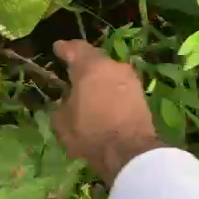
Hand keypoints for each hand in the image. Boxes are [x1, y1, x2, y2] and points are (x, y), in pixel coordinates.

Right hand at [51, 40, 163, 183]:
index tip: (58, 47)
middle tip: (72, 71)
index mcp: (89, 68)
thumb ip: (60, 106)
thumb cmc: (90, 133)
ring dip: (98, 79)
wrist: (128, 150)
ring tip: (88, 90)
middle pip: (95, 59)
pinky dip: (109, 90)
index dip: (65, 48)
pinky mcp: (140, 94)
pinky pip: (119, 86)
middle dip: (83, 64)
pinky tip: (103, 101)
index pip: (75, 49)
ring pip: (109, 73)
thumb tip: (64, 100)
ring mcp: (130, 79)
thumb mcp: (62, 122)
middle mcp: (112, 66)